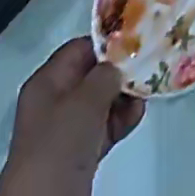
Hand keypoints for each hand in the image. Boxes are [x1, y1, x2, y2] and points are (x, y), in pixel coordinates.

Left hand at [0, 38, 144, 195]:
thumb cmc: (60, 142)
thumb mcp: (84, 100)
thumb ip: (105, 75)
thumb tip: (117, 67)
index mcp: (47, 82)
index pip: (78, 50)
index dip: (105, 44)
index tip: (133, 42)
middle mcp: (56, 101)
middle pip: (92, 75)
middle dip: (119, 72)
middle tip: (147, 66)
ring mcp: (68, 129)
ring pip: (101, 102)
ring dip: (124, 97)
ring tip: (146, 92)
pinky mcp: (80, 153)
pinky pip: (105, 127)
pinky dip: (121, 120)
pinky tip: (138, 114)